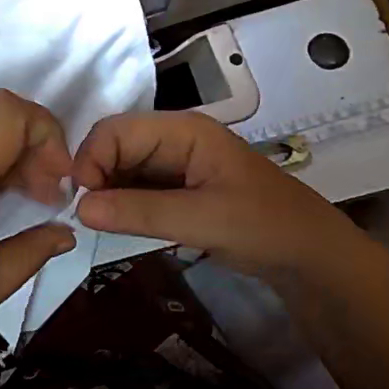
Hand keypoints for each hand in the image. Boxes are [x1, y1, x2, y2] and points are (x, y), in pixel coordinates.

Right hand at [73, 111, 360, 272]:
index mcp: (183, 131)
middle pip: (112, 147)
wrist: (310, 257)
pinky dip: (119, 206)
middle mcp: (172, 141)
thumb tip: (78, 208)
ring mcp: (173, 165)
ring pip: (119, 170)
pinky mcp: (173, 190)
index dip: (90, 161)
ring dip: (104, 194)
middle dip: (93, 178)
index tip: (80, 203)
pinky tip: (116, 227)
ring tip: (98, 226)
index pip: (115, 131)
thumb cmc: (266, 227)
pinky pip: (133, 190)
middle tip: (84, 219)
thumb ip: (140, 211)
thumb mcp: (203, 219)